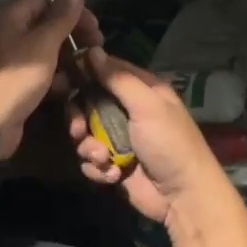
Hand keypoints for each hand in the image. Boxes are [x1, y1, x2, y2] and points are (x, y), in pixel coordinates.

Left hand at [0, 0, 98, 158]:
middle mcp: (4, 34)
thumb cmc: (14, 78)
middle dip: (72, 39)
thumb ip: (61, 18)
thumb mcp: (42, 44)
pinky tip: (70, 90)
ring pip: (44, 55)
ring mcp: (7, 63)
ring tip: (87, 72)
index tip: (95, 29)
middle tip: (96, 50)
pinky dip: (54, 81)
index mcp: (7, 16)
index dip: (72, 12)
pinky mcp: (12, 86)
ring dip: (67, 62)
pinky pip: (37, 76)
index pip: (44, 2)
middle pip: (45, 28)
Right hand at [69, 52, 228, 223]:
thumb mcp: (147, 105)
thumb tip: (92, 51)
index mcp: (142, 91)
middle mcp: (128, 111)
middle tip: (78, 130)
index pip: (107, 70)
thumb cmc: (169, 143)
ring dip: (89, 149)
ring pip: (85, 135)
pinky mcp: (113, 165)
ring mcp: (119, 139)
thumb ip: (119, 79)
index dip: (85, 73)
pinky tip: (113, 175)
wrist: (181, 195)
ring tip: (104, 159)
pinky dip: (98, 169)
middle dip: (79, 119)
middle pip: (87, 104)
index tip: (65, 78)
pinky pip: (91, 161)